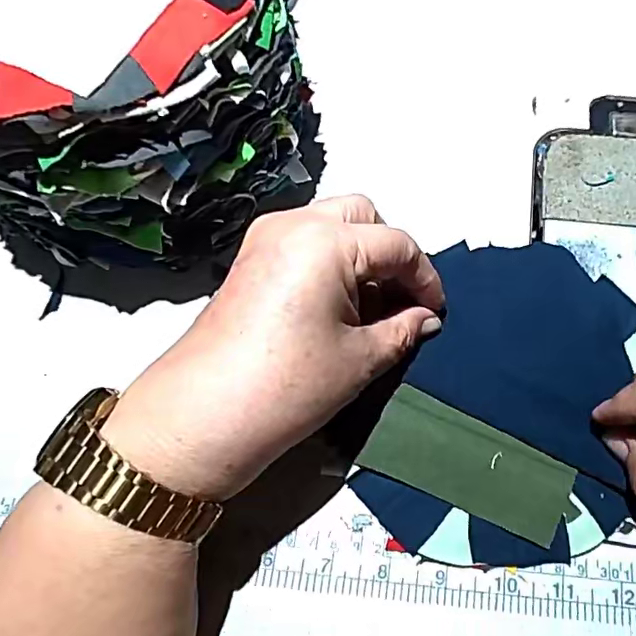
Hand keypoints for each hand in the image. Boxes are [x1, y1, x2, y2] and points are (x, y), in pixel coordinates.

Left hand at [100, 195, 443, 500]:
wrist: (202, 418)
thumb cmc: (278, 388)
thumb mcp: (362, 359)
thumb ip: (404, 329)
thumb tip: (424, 319)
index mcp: (325, 243)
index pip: (398, 244)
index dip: (425, 279)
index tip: (433, 310)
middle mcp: (292, 227)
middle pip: (364, 217)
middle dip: (392, 255)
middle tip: (405, 300)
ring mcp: (265, 242)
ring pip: (334, 226)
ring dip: (363, 258)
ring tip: (375, 311)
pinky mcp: (252, 263)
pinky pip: (307, 244)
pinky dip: (334, 265)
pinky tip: (343, 310)